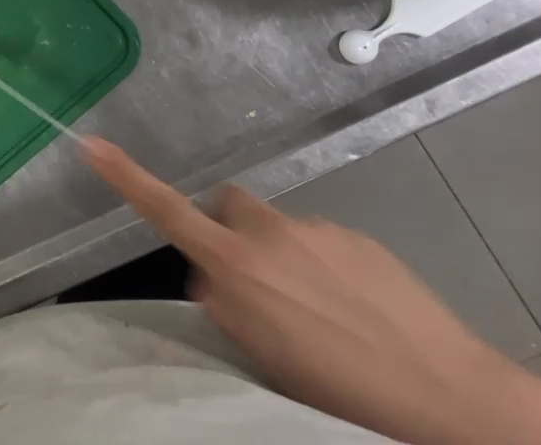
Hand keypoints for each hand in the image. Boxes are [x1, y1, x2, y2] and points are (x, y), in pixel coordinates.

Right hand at [79, 136, 540, 444]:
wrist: (448, 396)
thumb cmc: (338, 388)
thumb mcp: (260, 353)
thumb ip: (225, 301)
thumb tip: (215, 276)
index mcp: (237, 265)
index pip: (166, 211)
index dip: (125, 177)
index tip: (91, 144)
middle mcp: (269, 233)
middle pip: (226, 205)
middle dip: (227, 228)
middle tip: (250, 277)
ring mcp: (317, 229)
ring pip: (275, 227)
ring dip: (278, 252)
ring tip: (316, 306)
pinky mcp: (358, 236)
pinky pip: (320, 239)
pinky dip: (322, 265)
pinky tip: (354, 308)